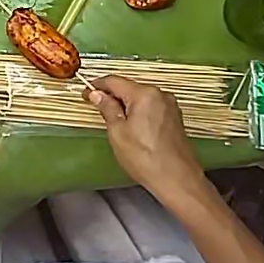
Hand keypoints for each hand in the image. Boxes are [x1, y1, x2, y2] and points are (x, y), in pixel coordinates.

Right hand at [88, 76, 207, 205]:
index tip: (85, 94)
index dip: (97, 86)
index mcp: (144, 94)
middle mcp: (159, 94)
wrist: (178, 180)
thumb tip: (96, 94)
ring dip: (125, 103)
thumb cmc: (144, 157)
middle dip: (111, 95)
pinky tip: (131, 124)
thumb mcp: (118, 132)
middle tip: (96, 107)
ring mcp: (169, 105)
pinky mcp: (174, 117)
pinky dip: (137, 110)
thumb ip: (107, 108)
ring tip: (112, 119)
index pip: (114, 81)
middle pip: (128, 87)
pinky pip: (150, 106)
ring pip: (140, 97)